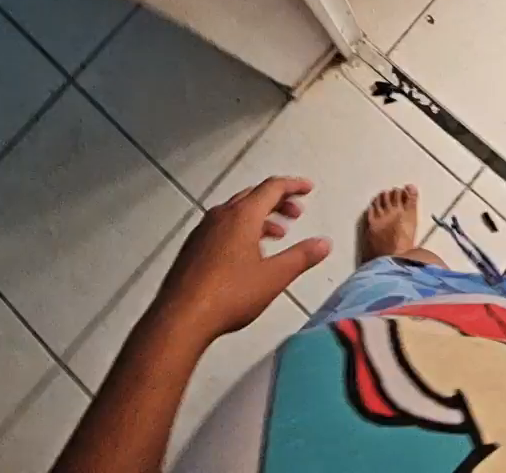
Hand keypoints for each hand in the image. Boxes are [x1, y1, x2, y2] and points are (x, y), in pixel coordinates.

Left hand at [154, 176, 331, 343]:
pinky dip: (241, 228)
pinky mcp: (193, 247)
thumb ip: (301, 257)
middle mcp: (221, 215)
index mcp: (242, 215)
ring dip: (260, 216)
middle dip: (278, 201)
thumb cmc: (229, 295)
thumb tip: (324, 243)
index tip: (308, 189)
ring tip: (277, 234)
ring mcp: (203, 230)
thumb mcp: (274, 277)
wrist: (181, 318)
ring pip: (237, 211)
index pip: (272, 187)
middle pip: (254, 195)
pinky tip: (247, 253)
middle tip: (296, 213)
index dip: (293, 186)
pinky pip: (222, 225)